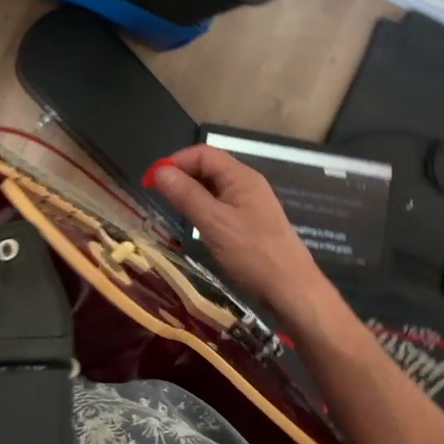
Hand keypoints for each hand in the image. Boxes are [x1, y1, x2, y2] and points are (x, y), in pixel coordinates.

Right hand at [148, 145, 331, 318]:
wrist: (292, 290)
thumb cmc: (252, 253)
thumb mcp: (213, 222)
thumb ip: (186, 195)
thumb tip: (159, 171)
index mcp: (241, 177)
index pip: (203, 153)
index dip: (175, 161)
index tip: (151, 181)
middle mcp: (247, 185)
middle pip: (209, 168)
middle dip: (181, 176)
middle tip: (158, 195)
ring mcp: (250, 205)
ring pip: (214, 188)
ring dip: (190, 193)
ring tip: (171, 209)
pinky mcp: (250, 224)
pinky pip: (221, 206)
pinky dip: (202, 208)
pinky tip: (194, 224)